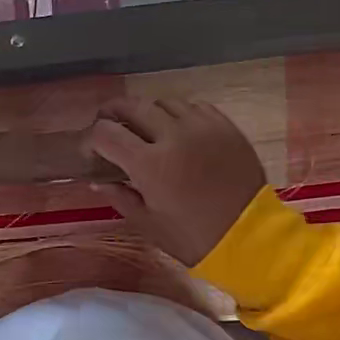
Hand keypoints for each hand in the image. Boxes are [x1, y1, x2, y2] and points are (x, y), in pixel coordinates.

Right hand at [87, 97, 267, 265]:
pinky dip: (177, 114)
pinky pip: (193, 107)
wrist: (249, 237)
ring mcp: (202, 126)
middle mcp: (173, 135)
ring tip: (144, 129)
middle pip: (132, 106)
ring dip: (146, 112)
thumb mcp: (147, 223)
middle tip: (107, 126)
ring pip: (163, 102)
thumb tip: (98, 182)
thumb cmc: (192, 237)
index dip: (90, 139)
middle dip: (112, 114)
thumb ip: (120, 197)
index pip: (105, 133)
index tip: (90, 151)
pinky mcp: (225, 126)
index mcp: (149, 163)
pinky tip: (176, 131)